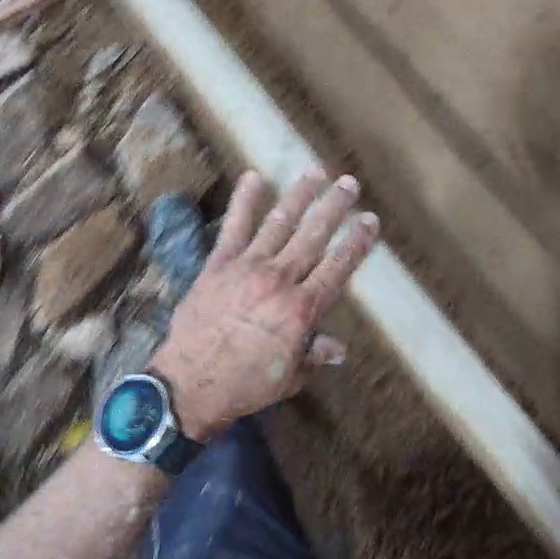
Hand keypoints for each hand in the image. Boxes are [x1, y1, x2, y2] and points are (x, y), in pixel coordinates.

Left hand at [151, 168, 378, 440]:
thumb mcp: (289, 377)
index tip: (370, 220)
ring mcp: (248, 268)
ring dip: (299, 196)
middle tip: (349, 184)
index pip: (337, 268)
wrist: (189, 384)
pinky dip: (244, 201)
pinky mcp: (219, 264)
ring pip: (280, 223)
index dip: (356, 243)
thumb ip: (313, 356)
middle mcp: (279, 280)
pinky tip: (254, 177)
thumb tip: (339, 348)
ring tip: (315, 172)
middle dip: (334, 207)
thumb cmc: (244, 386)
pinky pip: (234, 227)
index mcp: (301, 310)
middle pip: (313, 236)